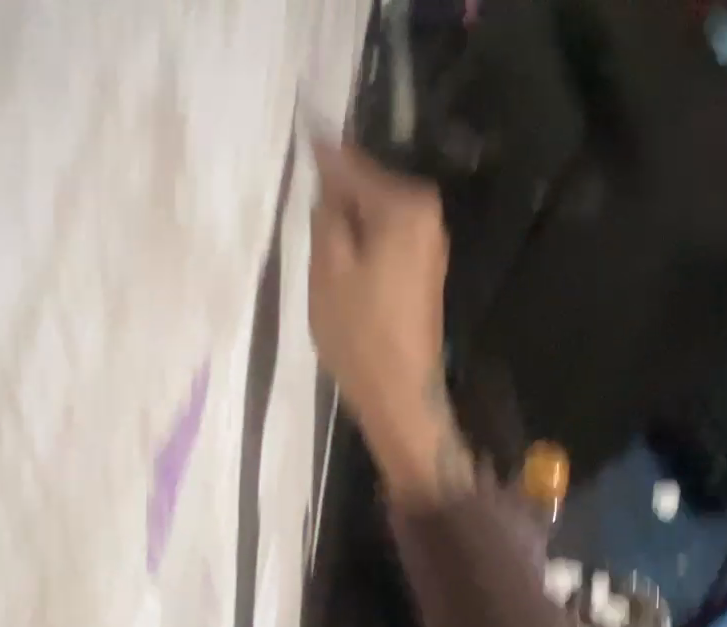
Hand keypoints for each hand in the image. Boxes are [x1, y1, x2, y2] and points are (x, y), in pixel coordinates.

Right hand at [309, 140, 469, 502]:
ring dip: (346, 226)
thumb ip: (328, 209)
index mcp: (404, 206)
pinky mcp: (424, 271)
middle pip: (367, 189)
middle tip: (303, 221)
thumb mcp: (327, 266)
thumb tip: (328, 170)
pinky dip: (362, 246)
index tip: (297, 133)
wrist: (398, 393)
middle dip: (335, 199)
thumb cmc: (357, 332)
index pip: (352, 163)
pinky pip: (385, 241)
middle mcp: (427, 216)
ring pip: (374, 217)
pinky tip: (341, 271)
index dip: (320, 156)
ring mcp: (430, 244)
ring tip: (318, 251)